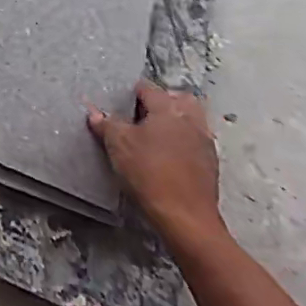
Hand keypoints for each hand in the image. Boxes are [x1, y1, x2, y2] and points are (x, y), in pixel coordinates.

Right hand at [87, 80, 222, 239]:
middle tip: (144, 116)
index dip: (133, 94)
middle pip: (178, 98)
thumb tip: (94, 114)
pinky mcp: (211, 162)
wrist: (186, 217)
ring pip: (192, 118)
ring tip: (158, 137)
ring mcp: (204, 139)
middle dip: (163, 102)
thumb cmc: (149, 174)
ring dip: (177, 121)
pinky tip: (172, 158)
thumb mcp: (118, 146)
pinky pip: (197, 141)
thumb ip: (107, 125)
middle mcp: (189, 117)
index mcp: (167, 107)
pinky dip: (186, 142)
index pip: (148, 89)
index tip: (122, 104)